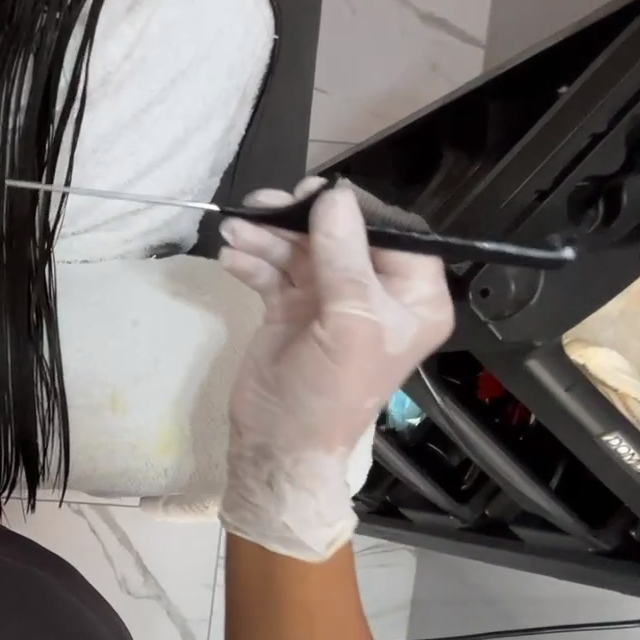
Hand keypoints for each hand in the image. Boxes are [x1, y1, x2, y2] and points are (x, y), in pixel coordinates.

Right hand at [216, 179, 453, 561]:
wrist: (278, 444)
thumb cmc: (330, 392)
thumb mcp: (349, 322)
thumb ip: (342, 257)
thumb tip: (332, 197)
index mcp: (409, 297)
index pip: (392, 235)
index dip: (356, 212)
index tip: (318, 195)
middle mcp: (370, 294)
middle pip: (337, 238)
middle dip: (299, 221)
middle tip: (264, 204)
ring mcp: (325, 303)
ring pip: (299, 253)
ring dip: (265, 239)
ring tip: (233, 227)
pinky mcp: (287, 313)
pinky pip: (272, 276)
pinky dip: (251, 264)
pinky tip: (230, 258)